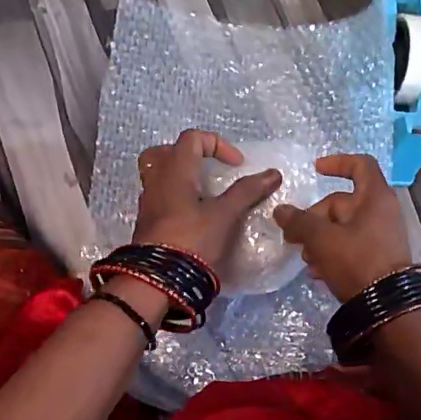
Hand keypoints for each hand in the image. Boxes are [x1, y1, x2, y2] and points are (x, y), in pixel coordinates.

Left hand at [132, 130, 281, 267]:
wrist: (160, 281)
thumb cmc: (193, 240)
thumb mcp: (225, 215)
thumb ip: (247, 192)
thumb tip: (273, 174)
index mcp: (174, 171)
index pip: (192, 139)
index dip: (217, 144)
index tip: (236, 166)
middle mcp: (156, 182)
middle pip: (163, 153)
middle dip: (187, 155)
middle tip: (205, 169)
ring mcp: (148, 205)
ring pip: (157, 177)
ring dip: (179, 178)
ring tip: (201, 194)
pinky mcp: (147, 225)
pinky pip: (159, 200)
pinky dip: (174, 199)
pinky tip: (192, 216)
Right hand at [272, 154, 413, 299]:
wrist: (385, 305)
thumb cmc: (356, 261)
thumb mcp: (322, 239)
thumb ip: (299, 222)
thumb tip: (281, 210)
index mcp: (374, 197)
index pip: (360, 165)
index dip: (337, 162)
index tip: (315, 170)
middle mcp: (381, 212)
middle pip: (341, 203)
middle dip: (315, 219)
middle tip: (295, 238)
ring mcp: (381, 235)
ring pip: (343, 228)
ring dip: (320, 240)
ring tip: (307, 259)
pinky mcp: (378, 257)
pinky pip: (351, 246)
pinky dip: (333, 253)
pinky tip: (318, 272)